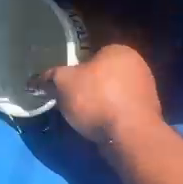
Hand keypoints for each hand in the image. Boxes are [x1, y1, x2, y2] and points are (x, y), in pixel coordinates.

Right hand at [37, 44, 163, 145]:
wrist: (130, 134)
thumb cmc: (97, 99)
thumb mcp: (63, 84)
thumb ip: (48, 78)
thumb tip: (33, 81)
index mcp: (119, 49)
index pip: (92, 55)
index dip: (76, 72)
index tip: (67, 87)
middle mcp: (137, 64)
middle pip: (103, 75)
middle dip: (89, 88)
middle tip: (74, 103)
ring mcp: (146, 88)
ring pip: (114, 93)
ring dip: (101, 104)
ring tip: (86, 119)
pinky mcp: (149, 111)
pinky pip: (123, 110)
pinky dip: (112, 116)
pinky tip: (102, 127)